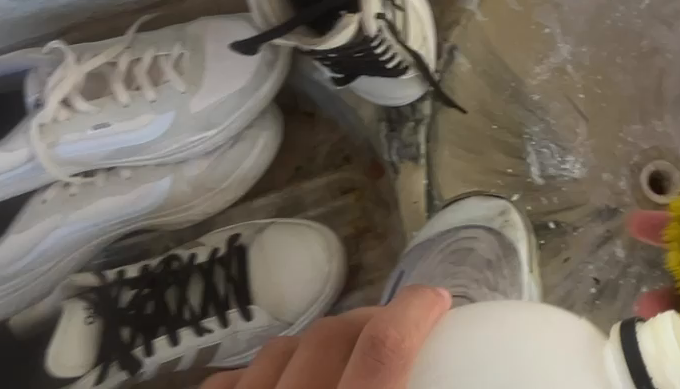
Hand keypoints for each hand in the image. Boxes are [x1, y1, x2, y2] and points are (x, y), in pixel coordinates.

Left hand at [203, 285, 450, 388]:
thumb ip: (397, 384)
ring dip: (316, 347)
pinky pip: (233, 379)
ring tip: (336, 365)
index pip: (382, 350)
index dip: (414, 312)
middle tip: (393, 334)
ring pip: (282, 348)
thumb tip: (446, 365)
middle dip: (369, 322)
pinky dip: (261, 377)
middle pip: (332, 336)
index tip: (436, 298)